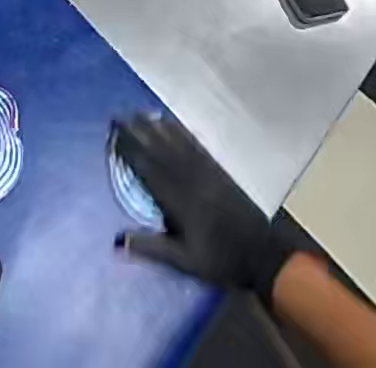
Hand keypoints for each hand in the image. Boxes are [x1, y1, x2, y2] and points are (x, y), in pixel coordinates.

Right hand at [112, 113, 289, 304]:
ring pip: (176, 144)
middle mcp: (190, 180)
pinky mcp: (217, 169)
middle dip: (138, 132)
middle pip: (160, 151)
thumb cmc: (220, 259)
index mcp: (179, 201)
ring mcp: (205, 171)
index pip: (149, 170)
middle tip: (120, 116)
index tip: (114, 135)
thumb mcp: (185, 262)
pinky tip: (172, 123)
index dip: (130, 151)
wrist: (261, 252)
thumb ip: (151, 248)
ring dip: (157, 127)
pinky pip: (195, 145)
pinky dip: (181, 132)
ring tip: (140, 113)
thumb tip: (117, 241)